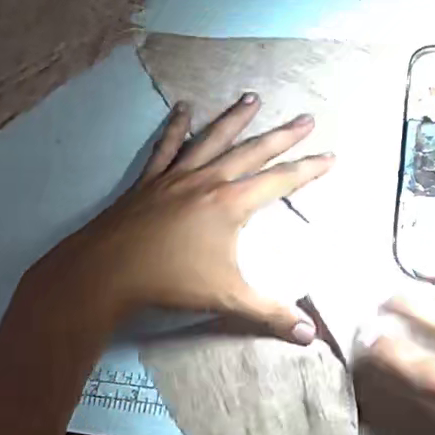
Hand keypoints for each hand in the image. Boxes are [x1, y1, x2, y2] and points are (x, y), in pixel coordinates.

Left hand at [15, 93, 333, 344]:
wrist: (103, 273)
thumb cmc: (170, 282)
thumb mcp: (228, 298)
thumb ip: (271, 314)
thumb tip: (311, 337)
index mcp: (231, 204)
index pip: (281, 181)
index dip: (309, 169)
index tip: (331, 156)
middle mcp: (208, 181)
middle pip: (254, 150)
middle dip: (284, 135)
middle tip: (306, 118)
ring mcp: (177, 177)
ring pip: (213, 140)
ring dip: (235, 118)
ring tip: (252, 98)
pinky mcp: (150, 180)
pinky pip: (168, 147)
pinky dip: (177, 127)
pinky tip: (184, 108)